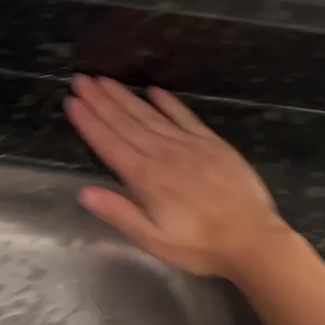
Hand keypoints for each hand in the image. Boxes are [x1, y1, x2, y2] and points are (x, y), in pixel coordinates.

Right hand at [63, 75, 293, 279]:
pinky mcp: (211, 142)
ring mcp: (188, 144)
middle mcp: (162, 153)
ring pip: (149, 114)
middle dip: (100, 100)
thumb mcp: (153, 239)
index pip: (108, 143)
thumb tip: (84, 192)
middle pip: (125, 122)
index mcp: (145, 178)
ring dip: (125, 96)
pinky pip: (184, 116)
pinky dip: (168, 102)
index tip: (71, 101)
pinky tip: (153, 89)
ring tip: (105, 79)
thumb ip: (118, 212)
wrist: (253, 238)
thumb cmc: (199, 246)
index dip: (88, 122)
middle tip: (81, 79)